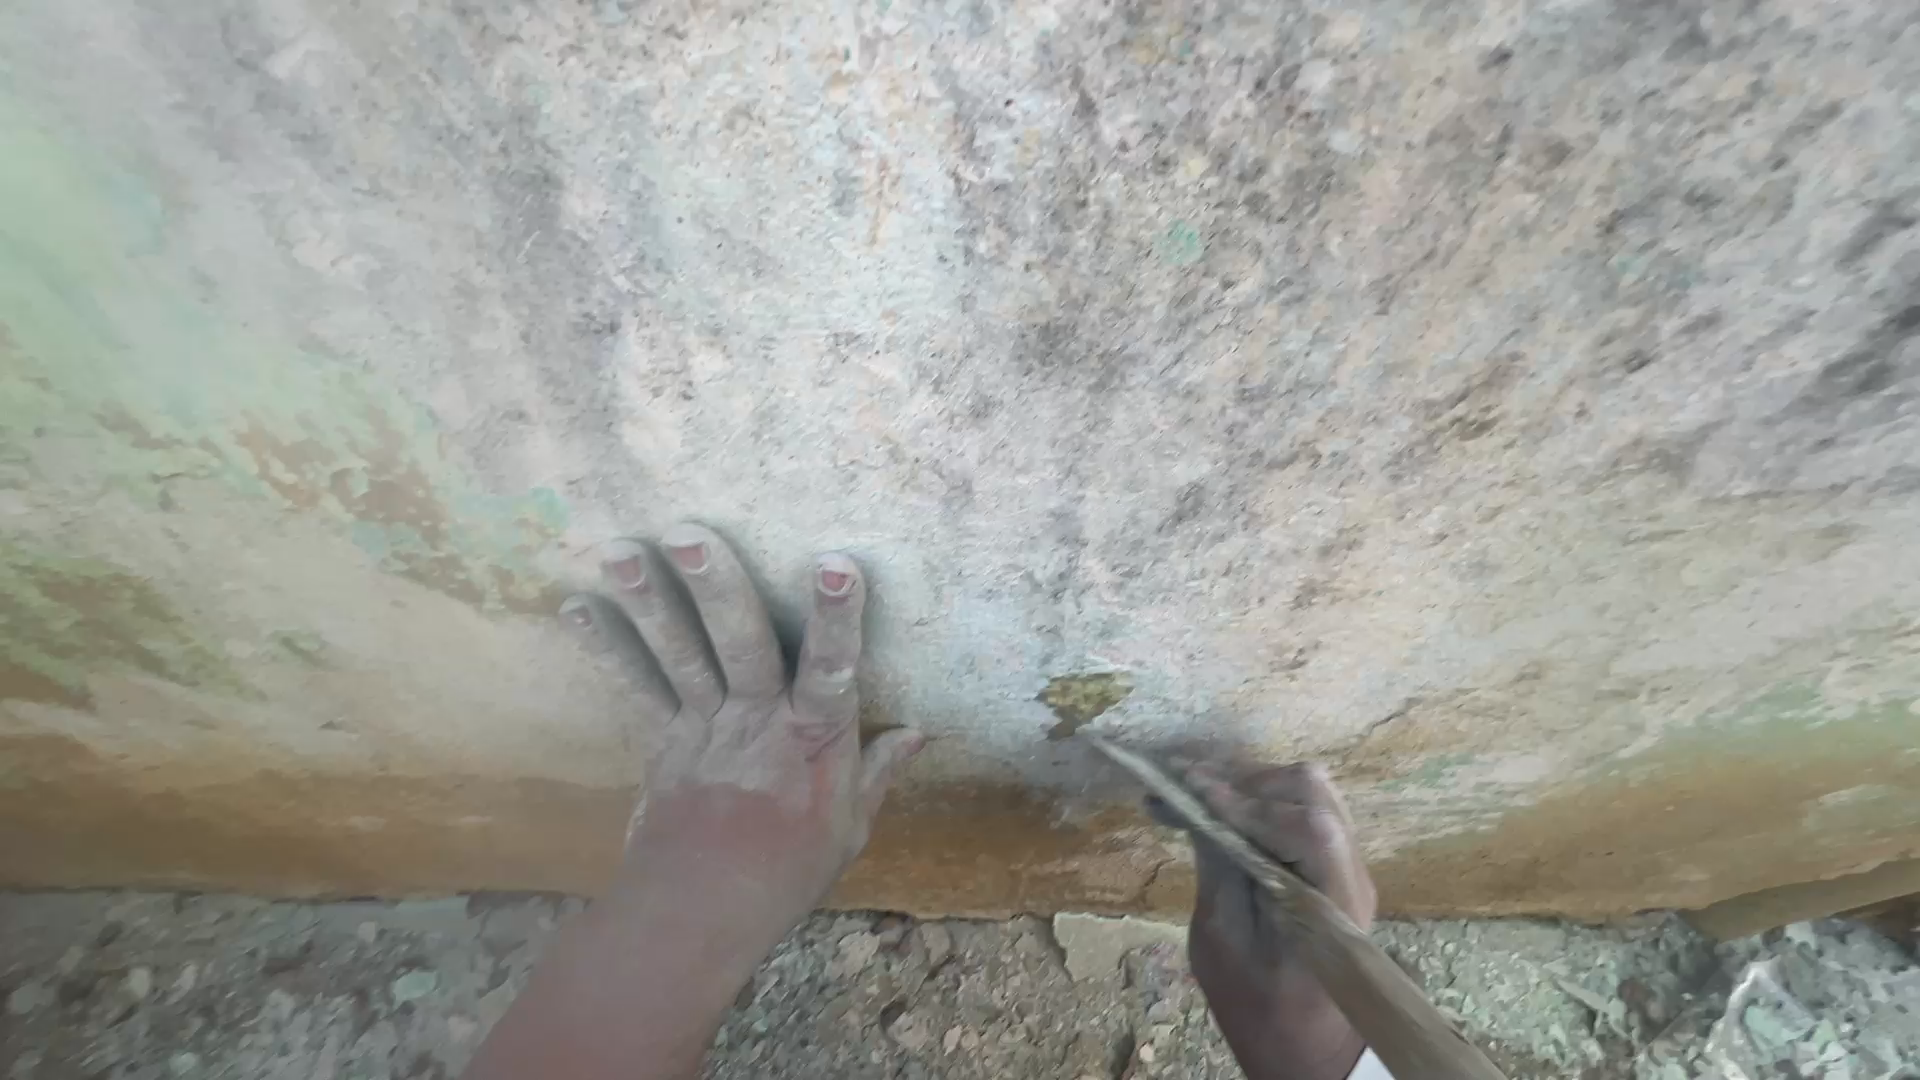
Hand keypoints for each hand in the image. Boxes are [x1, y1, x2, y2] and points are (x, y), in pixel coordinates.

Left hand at [574, 525, 922, 978]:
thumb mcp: (849, 827)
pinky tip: (579, 607)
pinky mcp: (662, 740)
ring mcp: (702, 726)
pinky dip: (608, 648)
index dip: (836, 617)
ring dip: (650, 604)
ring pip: (680, 657)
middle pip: (740, 647)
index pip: (832, 669)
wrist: (699, 915)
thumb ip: (880, 770)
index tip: (836, 563)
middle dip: (718, 589)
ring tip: (621, 551)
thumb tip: (919, 732)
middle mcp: (756, 720)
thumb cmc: (787, 869)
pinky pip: (635, 689)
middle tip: (690, 535)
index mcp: (812, 737)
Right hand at [1174, 762, 1377, 1079]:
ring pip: (1305, 787)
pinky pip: (1297, 803)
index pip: (1308, 828)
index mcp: (1331, 904)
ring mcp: (1344, 861)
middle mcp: (1349, 872)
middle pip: (1310, 791)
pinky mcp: (1328, 857)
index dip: (1247, 803)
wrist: (1308, 1047)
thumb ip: (1218, 867)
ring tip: (1195, 790)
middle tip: (1183, 785)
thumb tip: (1198, 802)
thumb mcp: (1221, 943)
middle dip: (1242, 781)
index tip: (1190, 789)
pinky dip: (1256, 792)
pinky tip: (1217, 801)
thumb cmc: (1258, 1007)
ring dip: (1247, 781)